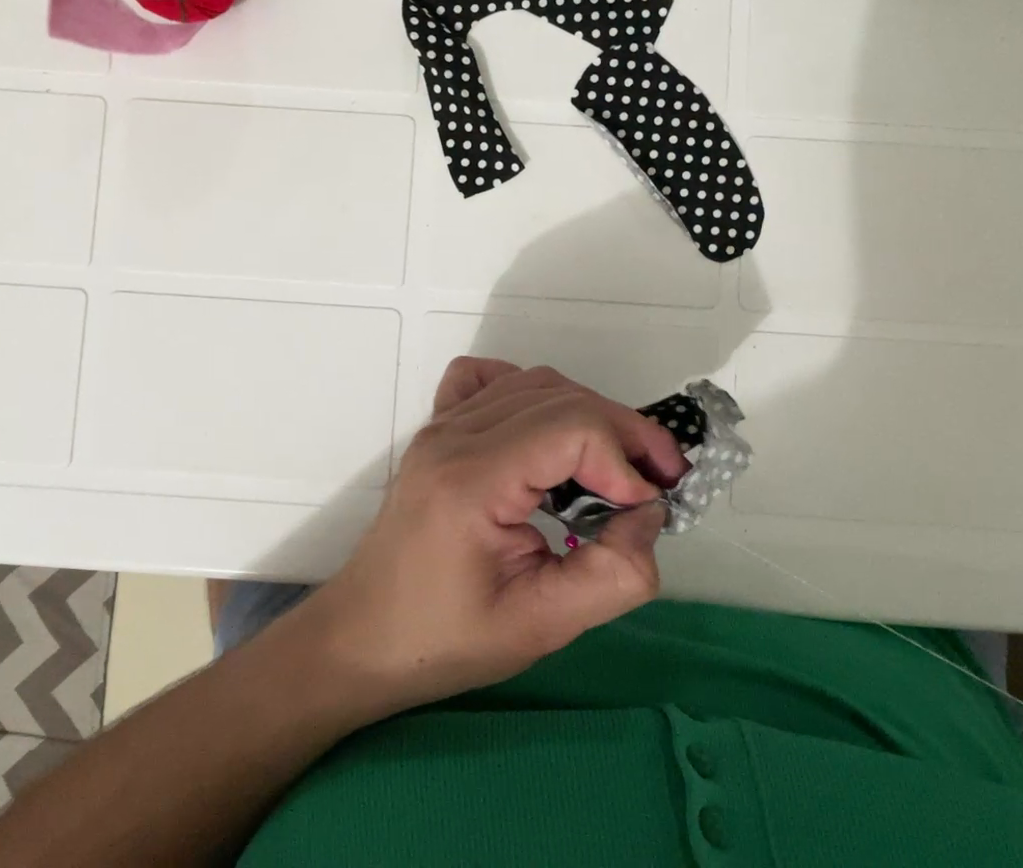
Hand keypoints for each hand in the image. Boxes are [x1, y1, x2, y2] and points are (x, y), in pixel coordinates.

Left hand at [285, 358, 688, 714]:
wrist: (364, 639)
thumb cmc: (445, 641)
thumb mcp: (542, 626)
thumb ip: (614, 575)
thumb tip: (648, 515)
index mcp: (472, 481)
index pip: (572, 428)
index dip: (625, 460)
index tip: (646, 510)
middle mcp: (453, 437)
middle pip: (561, 397)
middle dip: (624, 433)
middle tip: (659, 483)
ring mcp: (441, 428)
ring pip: (534, 383)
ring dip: (588, 415)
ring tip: (618, 467)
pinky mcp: (437, 432)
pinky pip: (490, 382)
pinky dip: (533, 395)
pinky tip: (549, 436)